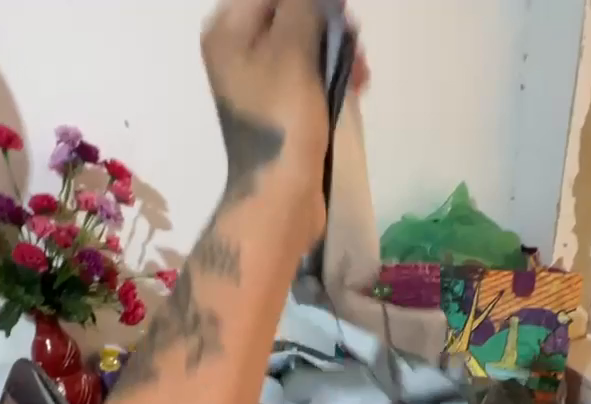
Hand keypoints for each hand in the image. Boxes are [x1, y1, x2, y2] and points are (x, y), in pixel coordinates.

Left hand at [201, 0, 362, 259]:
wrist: (282, 197)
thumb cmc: (283, 122)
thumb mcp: (293, 52)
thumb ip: (304, 9)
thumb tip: (317, 0)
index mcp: (228, 33)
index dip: (310, 0)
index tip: (342, 11)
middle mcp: (239, 56)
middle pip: (289, 18)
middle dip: (328, 27)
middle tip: (356, 41)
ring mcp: (262, 88)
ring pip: (305, 52)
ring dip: (337, 55)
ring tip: (362, 70)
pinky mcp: (283, 115)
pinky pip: (310, 83)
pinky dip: (334, 80)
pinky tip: (357, 86)